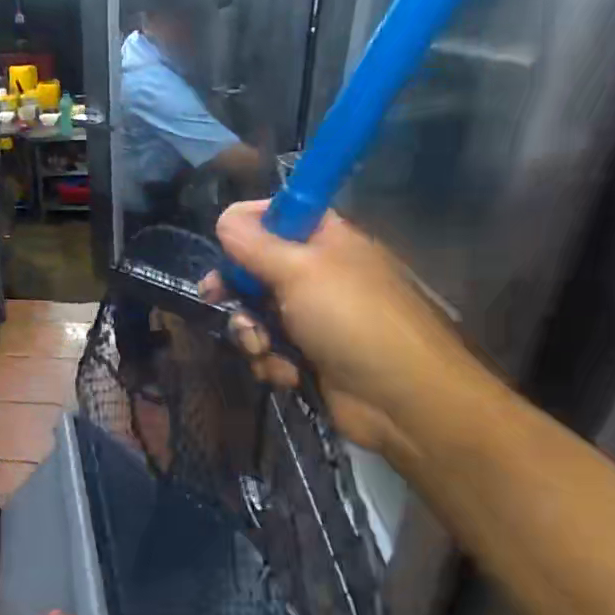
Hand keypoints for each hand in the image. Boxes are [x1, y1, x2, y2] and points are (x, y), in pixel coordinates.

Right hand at [198, 200, 488, 453]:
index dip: (248, 226)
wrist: (401, 399)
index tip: (222, 242)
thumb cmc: (352, 321)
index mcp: (326, 240)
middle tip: (213, 297)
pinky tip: (288, 373)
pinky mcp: (309, 357)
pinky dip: (272, 362)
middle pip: (257, 268)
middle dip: (237, 288)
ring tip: (266, 349)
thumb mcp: (299, 271)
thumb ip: (255, 244)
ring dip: (253, 334)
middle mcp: (318, 274)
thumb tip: (224, 218)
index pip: (279, 215)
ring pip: (257, 314)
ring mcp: (313, 318)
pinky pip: (270, 350)